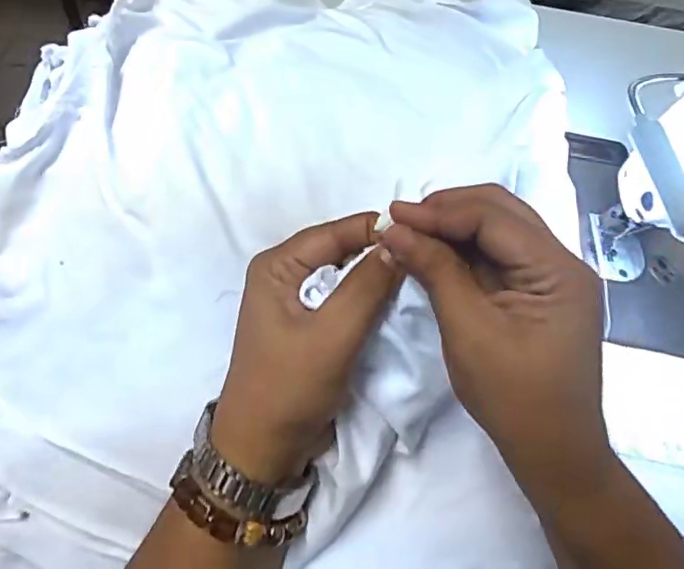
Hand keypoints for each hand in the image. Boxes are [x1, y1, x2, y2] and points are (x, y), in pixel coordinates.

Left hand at [212, 214, 402, 484]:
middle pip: (341, 246)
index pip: (337, 231)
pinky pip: (342, 293)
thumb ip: (367, 285)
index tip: (422, 234)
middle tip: (424, 252)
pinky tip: (393, 297)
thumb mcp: (334, 334)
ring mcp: (293, 296)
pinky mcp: (306, 319)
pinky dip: (367, 293)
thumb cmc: (289, 389)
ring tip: (416, 271)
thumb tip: (399, 242)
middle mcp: (283, 271)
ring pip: (345, 270)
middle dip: (380, 249)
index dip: (379, 230)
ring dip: (376, 272)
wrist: (260, 454)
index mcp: (277, 265)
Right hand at [377, 186, 608, 490]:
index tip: (396, 214)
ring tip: (415, 229)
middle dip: (451, 209)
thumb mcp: (468, 331)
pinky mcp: (544, 288)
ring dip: (458, 223)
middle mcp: (564, 261)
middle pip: (503, 211)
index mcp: (558, 269)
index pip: (495, 218)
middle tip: (404, 219)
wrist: (556, 456)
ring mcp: (557, 274)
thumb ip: (436, 271)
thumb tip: (397, 229)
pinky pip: (504, 251)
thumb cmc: (513, 399)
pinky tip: (439, 248)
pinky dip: (470, 246)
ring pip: (503, 226)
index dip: (443, 211)